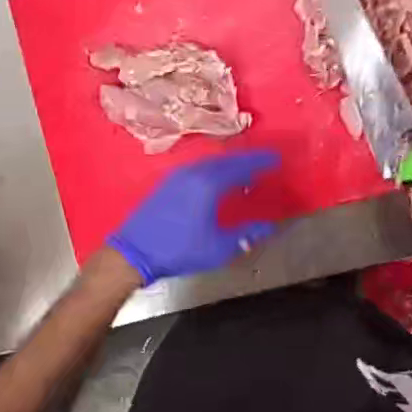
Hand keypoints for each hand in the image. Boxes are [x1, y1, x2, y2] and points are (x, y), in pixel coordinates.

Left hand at [107, 149, 281, 285]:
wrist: (134, 252)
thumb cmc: (178, 250)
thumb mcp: (218, 247)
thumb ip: (246, 235)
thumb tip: (268, 227)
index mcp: (208, 184)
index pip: (240, 165)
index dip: (260, 161)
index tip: (276, 159)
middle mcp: (192, 173)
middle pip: (225, 159)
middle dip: (246, 160)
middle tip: (263, 162)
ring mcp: (176, 176)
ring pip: (209, 162)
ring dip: (228, 165)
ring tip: (243, 172)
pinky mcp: (166, 184)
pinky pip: (197, 169)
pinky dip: (213, 170)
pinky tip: (215, 182)